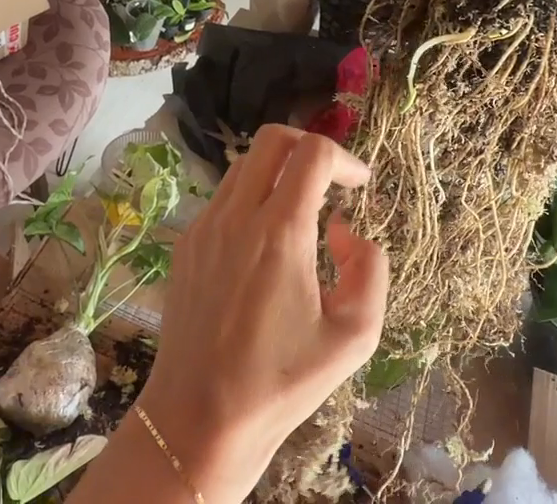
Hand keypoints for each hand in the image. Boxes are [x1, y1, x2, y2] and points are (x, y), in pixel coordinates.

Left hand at [136, 126, 388, 501]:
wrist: (199, 417)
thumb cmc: (281, 383)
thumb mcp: (353, 337)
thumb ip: (369, 270)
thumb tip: (347, 232)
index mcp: (279, 233)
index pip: (311, 153)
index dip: (345, 158)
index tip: (360, 186)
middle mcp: (236, 217)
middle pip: (271, 140)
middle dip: (308, 147)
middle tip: (331, 181)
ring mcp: (204, 227)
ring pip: (243, 165)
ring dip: (278, 173)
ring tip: (302, 215)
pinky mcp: (187, 244)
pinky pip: (223, 198)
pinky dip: (251, 199)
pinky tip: (266, 245)